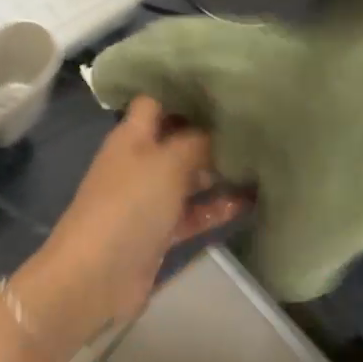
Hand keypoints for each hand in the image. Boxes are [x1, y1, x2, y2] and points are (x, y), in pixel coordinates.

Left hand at [13, 97, 246, 360]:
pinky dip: (218, 208)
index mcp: (130, 137)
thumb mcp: (166, 163)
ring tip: (265, 158)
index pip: (155, 102)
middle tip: (258, 121)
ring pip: (188, 178)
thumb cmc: (128, 207)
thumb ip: (197, 142)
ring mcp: (147, 200)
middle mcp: (137, 163)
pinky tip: (254, 200)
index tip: (225, 85)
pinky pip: (193, 214)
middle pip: (176, 139)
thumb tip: (222, 128)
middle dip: (210, 132)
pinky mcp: (158, 233)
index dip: (184, 91)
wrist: (96, 276)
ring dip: (220, 171)